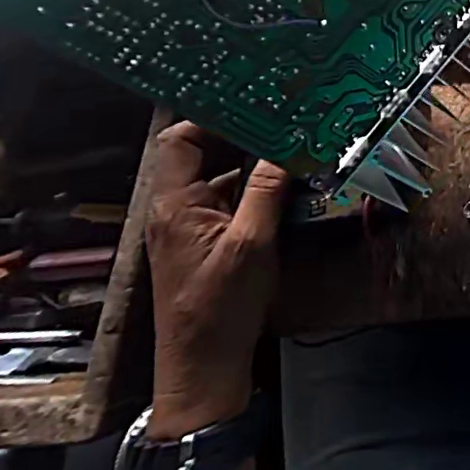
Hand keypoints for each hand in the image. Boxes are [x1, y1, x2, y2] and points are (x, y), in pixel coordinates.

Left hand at [142, 122, 286, 437]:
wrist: (204, 366)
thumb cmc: (222, 305)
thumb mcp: (253, 243)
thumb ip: (267, 190)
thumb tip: (289, 144)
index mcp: (175, 205)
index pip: (179, 142)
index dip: (213, 117)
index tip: (258, 103)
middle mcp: (177, 209)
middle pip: (201, 154)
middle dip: (243, 133)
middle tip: (286, 117)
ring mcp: (192, 226)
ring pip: (220, 175)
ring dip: (253, 159)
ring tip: (294, 143)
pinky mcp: (208, 240)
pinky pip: (230, 198)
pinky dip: (256, 184)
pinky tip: (289, 181)